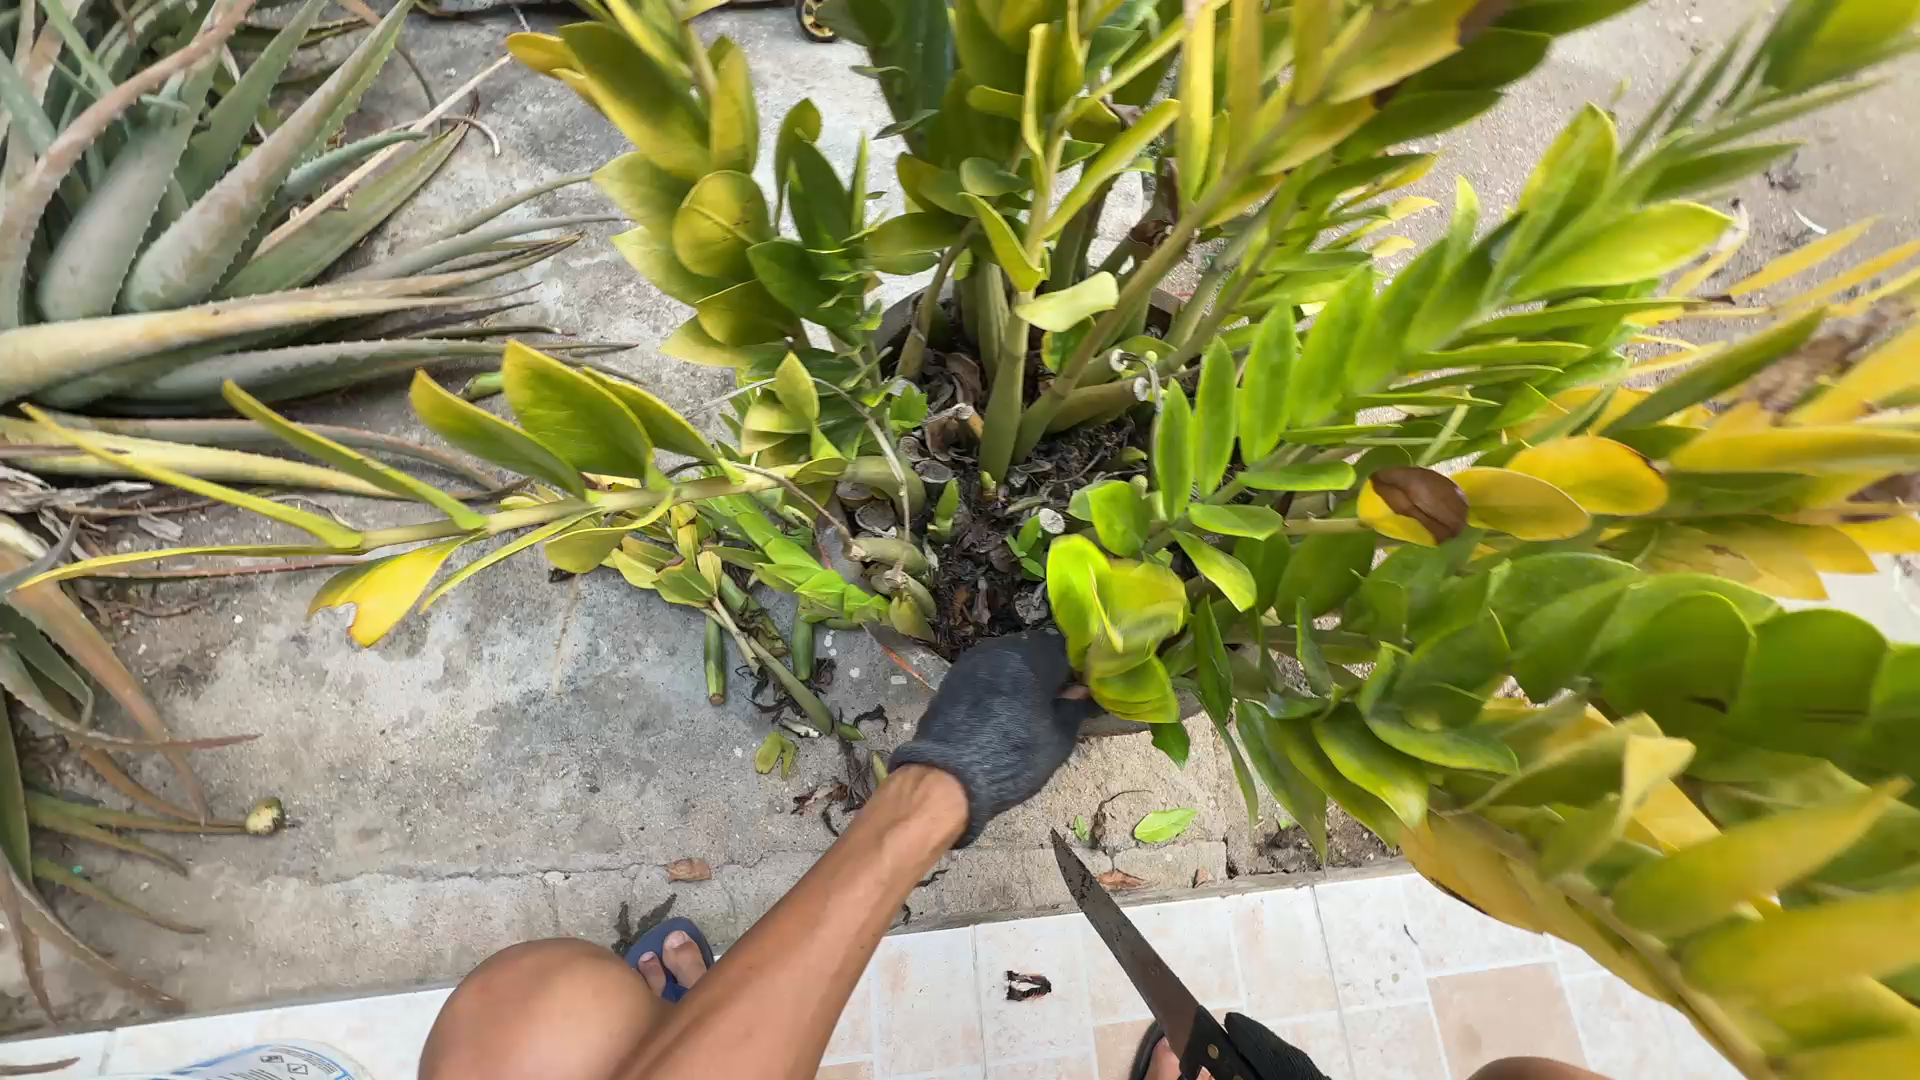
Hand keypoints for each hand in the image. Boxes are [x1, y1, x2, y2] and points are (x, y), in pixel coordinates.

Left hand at [890, 629, 1098, 846]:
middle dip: (1047, 669)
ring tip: (1026, 705)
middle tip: (1054, 698)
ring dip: (1021, 674)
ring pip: (1008, 657)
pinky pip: (986, 670)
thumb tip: (1081, 692)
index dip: (1076, 669)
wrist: (948, 774)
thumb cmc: (1014, 756)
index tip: (1078, 689)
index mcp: (1033, 656)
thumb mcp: (1058, 739)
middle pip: (1034, 648)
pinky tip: (1000, 707)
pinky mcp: (954, 675)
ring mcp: (974, 659)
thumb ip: (1073, 708)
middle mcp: (1003, 647)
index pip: (1065, 649)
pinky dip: (998, 682)